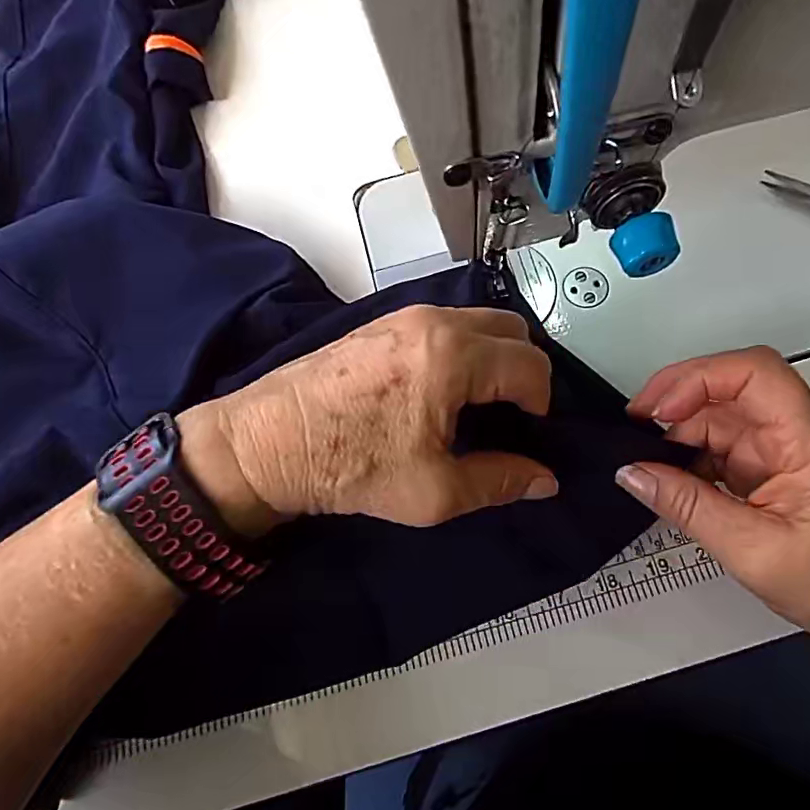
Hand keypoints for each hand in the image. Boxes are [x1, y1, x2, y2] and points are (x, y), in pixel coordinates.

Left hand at [178, 305, 558, 529]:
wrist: (267, 444)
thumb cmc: (346, 467)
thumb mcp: (433, 491)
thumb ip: (499, 482)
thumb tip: (542, 481)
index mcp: (452, 356)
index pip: (531, 367)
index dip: (541, 405)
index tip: (527, 436)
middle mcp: (431, 323)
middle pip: (511, 331)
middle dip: (521, 373)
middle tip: (507, 417)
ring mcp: (400, 317)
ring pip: (475, 324)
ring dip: (489, 360)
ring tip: (473, 408)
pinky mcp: (376, 325)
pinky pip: (439, 327)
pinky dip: (457, 352)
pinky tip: (435, 394)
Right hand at [614, 347, 809, 695]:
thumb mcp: (749, 549)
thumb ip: (686, 506)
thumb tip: (633, 473)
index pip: (757, 374)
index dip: (699, 379)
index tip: (658, 410)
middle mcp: (799, 437)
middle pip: (731, 389)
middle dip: (677, 400)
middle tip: (634, 426)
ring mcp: (785, 451)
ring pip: (721, 418)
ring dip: (679, 435)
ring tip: (650, 467)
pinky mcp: (772, 468)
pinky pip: (722, 446)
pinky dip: (690, 458)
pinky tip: (673, 482)